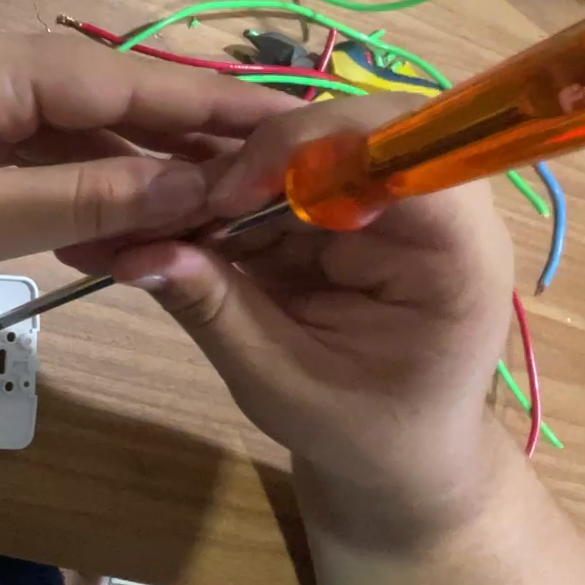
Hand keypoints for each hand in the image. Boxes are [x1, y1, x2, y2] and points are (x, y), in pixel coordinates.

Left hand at [0, 26, 295, 295]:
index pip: (117, 78)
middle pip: (96, 101)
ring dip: (121, 176)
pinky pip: (26, 162)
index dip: (201, 109)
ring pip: (63, 136)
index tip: (282, 127)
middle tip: (254, 176)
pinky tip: (115, 224)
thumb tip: (196, 190)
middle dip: (169, 144)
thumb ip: (88, 200)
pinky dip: (68, 193)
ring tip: (197, 210)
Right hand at [60, 93, 516, 542]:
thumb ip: (214, 311)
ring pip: (301, 150)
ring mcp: (375, 210)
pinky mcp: (332, 218)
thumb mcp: (275, 381)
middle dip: (257, 156)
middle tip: (183, 200)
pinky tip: (175, 225)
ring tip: (164, 218)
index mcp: (450, 258)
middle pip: (352, 132)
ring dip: (225, 178)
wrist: (386, 452)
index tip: (226, 194)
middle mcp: (422, 215)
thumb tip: (135, 254)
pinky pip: (271, 183)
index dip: (314, 152)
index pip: (405, 159)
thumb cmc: (355, 430)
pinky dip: (218, 200)